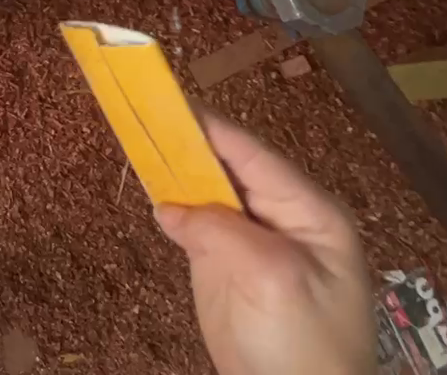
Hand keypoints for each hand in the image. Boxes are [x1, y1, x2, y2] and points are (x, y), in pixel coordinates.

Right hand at [157, 112, 374, 374]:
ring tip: (139, 148)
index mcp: (307, 212)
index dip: (208, 127)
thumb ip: (221, 228)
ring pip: (204, 190)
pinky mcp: (222, 261)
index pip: (251, 154)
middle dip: (186, 146)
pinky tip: (153, 197)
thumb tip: (169, 206)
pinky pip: (192, 219)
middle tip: (142, 121)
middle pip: (225, 167)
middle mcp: (279, 215)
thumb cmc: (302, 345)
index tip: (165, 102)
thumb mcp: (272, 278)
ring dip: (174, 172)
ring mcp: (249, 239)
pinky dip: (170, 205)